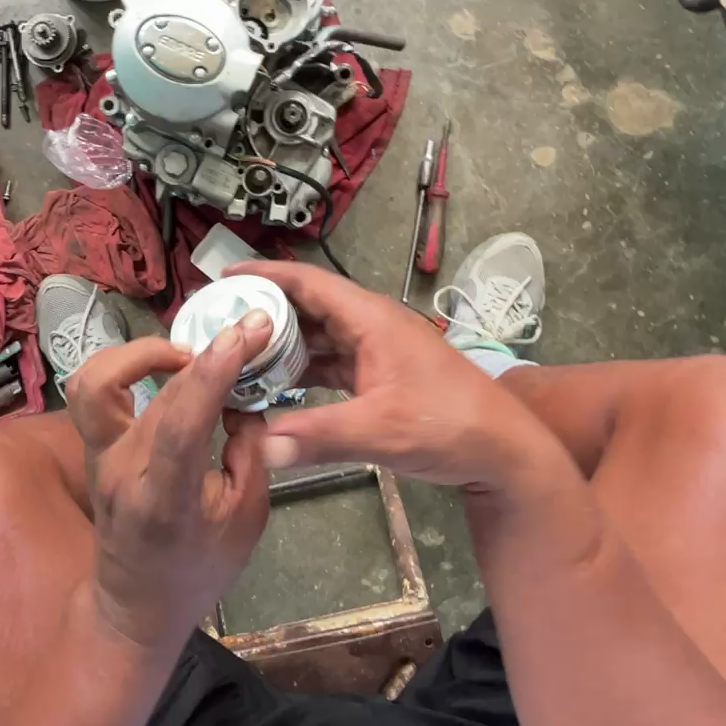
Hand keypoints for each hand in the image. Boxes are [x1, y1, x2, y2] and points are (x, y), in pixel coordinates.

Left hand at [65, 316, 274, 649]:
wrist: (133, 606)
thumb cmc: (197, 569)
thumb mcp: (247, 520)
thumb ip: (251, 454)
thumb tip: (242, 400)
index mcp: (164, 501)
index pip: (180, 423)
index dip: (212, 373)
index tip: (246, 332)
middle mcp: (120, 471)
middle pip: (156, 395)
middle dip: (206, 354)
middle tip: (245, 333)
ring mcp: (96, 455)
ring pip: (96, 381)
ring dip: (142, 353)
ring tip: (186, 352)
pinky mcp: (90, 445)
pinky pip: (93, 389)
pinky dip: (125, 365)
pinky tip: (162, 366)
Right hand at [231, 261, 549, 492]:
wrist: (504, 451)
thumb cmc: (449, 425)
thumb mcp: (381, 431)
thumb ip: (318, 437)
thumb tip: (259, 446)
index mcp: (370, 318)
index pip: (307, 282)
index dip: (265, 274)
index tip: (224, 276)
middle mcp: (371, 324)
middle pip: (308, 305)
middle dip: (265, 310)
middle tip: (221, 321)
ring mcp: (378, 349)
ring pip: (319, 335)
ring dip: (283, 342)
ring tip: (239, 353)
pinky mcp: (381, 374)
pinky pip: (331, 361)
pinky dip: (304, 369)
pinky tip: (278, 386)